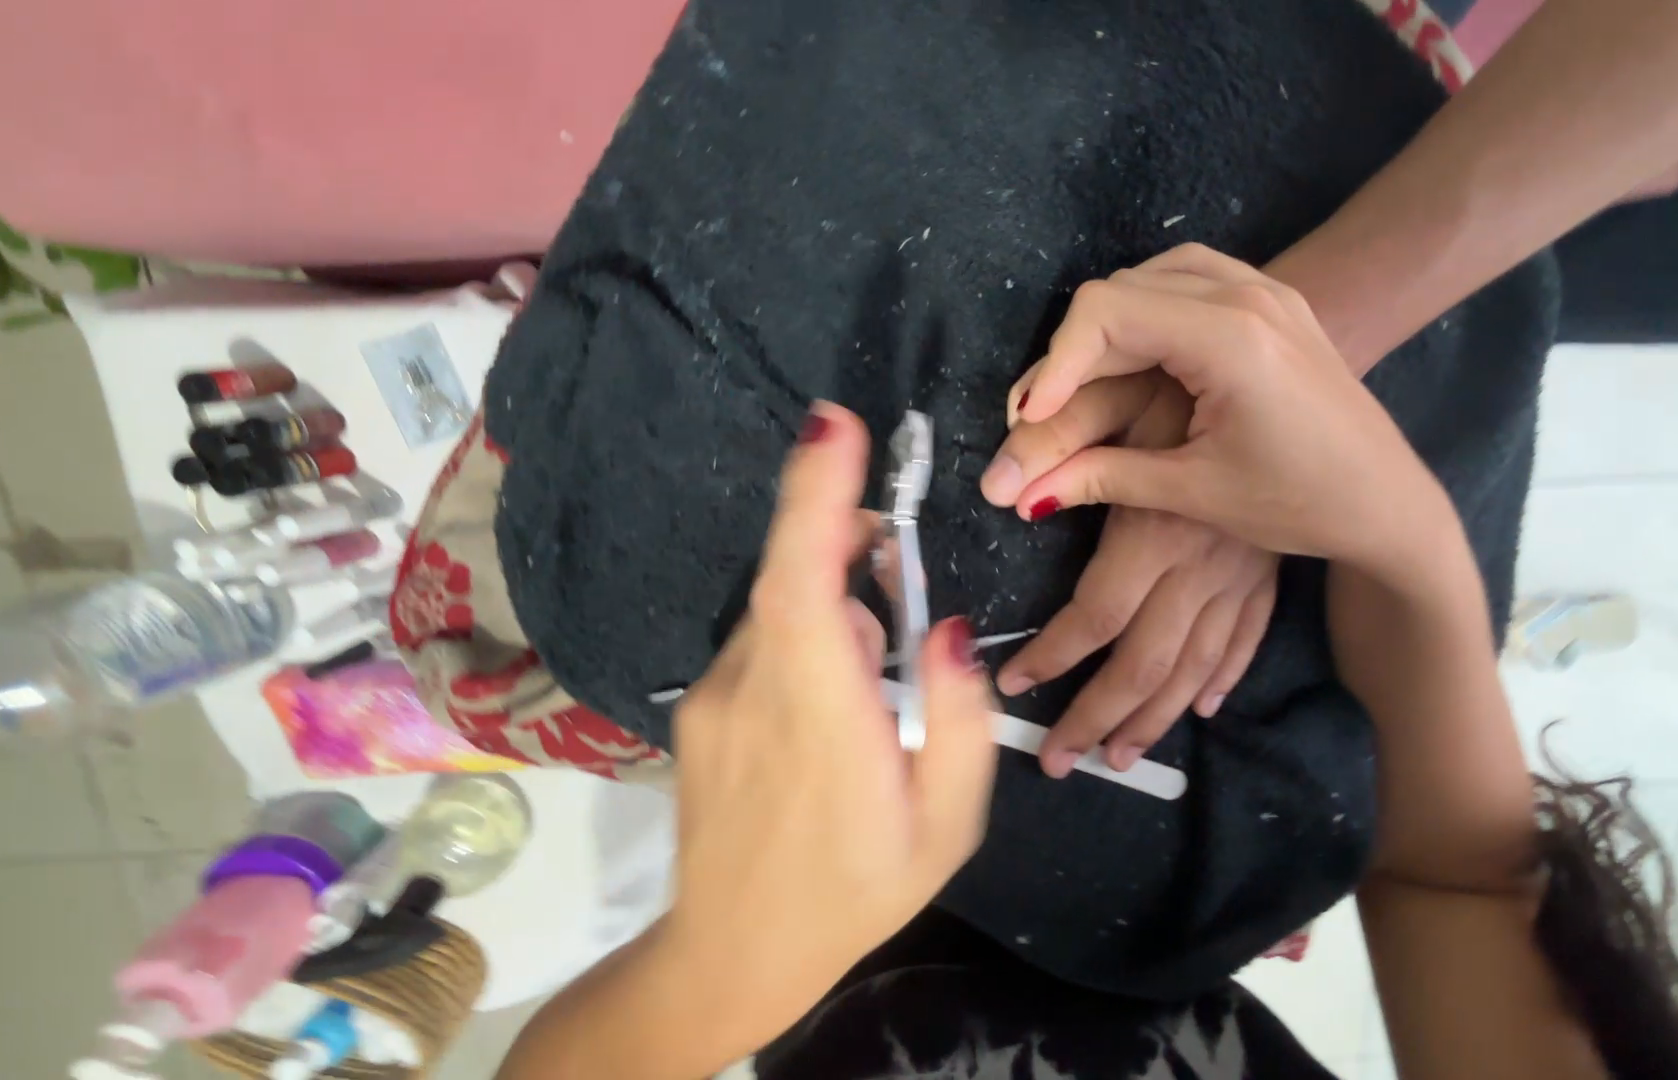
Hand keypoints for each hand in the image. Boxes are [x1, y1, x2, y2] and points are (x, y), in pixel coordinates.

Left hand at [667, 402, 997, 1037]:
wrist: (731, 957)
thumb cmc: (857, 890)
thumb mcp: (947, 820)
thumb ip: (958, 716)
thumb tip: (948, 625)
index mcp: (819, 717)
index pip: (801, 585)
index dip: (815, 498)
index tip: (832, 423)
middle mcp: (749, 692)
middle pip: (793, 583)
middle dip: (845, 554)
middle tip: (896, 590)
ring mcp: (712, 700)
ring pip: (778, 614)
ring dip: (832, 618)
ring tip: (869, 696)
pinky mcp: (699, 710)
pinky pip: (758, 643)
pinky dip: (802, 643)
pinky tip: (824, 712)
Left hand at [980, 371, 1276, 774]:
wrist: (1288, 377)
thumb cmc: (1193, 379)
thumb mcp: (1121, 398)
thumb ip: (1059, 442)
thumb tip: (1001, 491)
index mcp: (1156, 533)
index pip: (1096, 616)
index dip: (1052, 655)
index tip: (1014, 683)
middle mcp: (1198, 569)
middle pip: (1143, 663)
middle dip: (1096, 717)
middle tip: (1058, 761)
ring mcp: (1239, 576)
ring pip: (1194, 667)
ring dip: (1153, 718)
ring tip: (1117, 756)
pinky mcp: (1268, 572)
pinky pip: (1245, 640)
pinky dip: (1222, 679)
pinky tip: (1201, 708)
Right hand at [1003, 244, 1445, 576]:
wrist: (1387, 502)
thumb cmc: (1300, 504)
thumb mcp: (1194, 493)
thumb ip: (1102, 477)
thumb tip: (1019, 494)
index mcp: (1230, 340)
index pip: (1106, 313)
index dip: (1053, 364)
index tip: (1027, 421)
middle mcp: (1246, 295)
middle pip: (1121, 291)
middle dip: (1070, 352)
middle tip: (1042, 414)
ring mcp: (1264, 291)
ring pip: (1151, 277)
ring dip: (1104, 328)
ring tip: (1079, 388)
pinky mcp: (1270, 303)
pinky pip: (1186, 280)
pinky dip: (1143, 313)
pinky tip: (1132, 355)